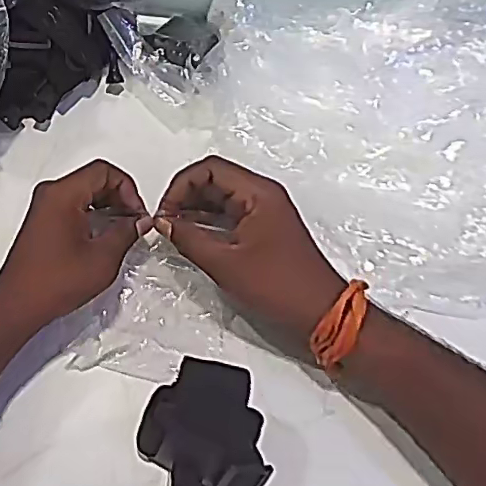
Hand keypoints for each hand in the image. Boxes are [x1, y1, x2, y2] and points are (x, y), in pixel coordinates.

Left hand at [0, 160, 147, 334]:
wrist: (19, 302)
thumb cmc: (55, 281)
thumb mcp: (103, 257)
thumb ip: (126, 232)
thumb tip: (139, 221)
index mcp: (62, 194)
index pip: (102, 171)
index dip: (127, 188)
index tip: (137, 213)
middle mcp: (50, 194)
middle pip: (93, 179)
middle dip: (119, 197)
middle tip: (134, 222)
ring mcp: (43, 206)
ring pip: (83, 192)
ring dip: (107, 207)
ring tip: (122, 232)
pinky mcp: (42, 220)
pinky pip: (72, 205)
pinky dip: (92, 215)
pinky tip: (103, 237)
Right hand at [154, 156, 348, 358]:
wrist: (322, 315)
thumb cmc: (279, 287)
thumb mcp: (224, 263)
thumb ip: (188, 238)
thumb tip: (162, 223)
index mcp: (258, 194)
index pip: (209, 170)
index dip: (180, 186)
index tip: (165, 211)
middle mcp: (262, 195)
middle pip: (213, 180)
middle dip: (184, 196)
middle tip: (165, 221)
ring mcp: (263, 211)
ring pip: (218, 197)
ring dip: (193, 209)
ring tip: (172, 230)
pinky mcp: (262, 228)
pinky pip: (227, 214)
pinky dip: (206, 221)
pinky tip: (190, 237)